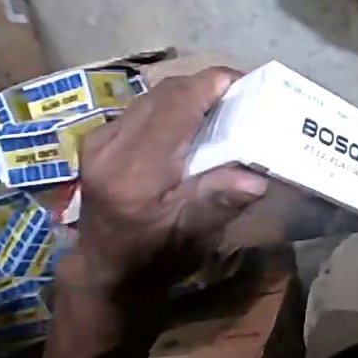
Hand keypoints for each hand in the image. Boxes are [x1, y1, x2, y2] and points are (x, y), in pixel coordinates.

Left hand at [68, 67, 266, 306]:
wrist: (105, 273)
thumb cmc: (154, 260)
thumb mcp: (192, 238)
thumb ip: (219, 201)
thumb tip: (258, 178)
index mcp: (134, 172)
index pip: (175, 105)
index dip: (212, 84)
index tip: (248, 83)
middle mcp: (111, 146)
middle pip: (166, 92)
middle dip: (207, 85)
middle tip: (244, 96)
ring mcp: (100, 139)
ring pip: (154, 95)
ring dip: (191, 93)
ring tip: (223, 105)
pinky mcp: (99, 138)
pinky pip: (143, 106)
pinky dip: (174, 104)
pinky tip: (194, 120)